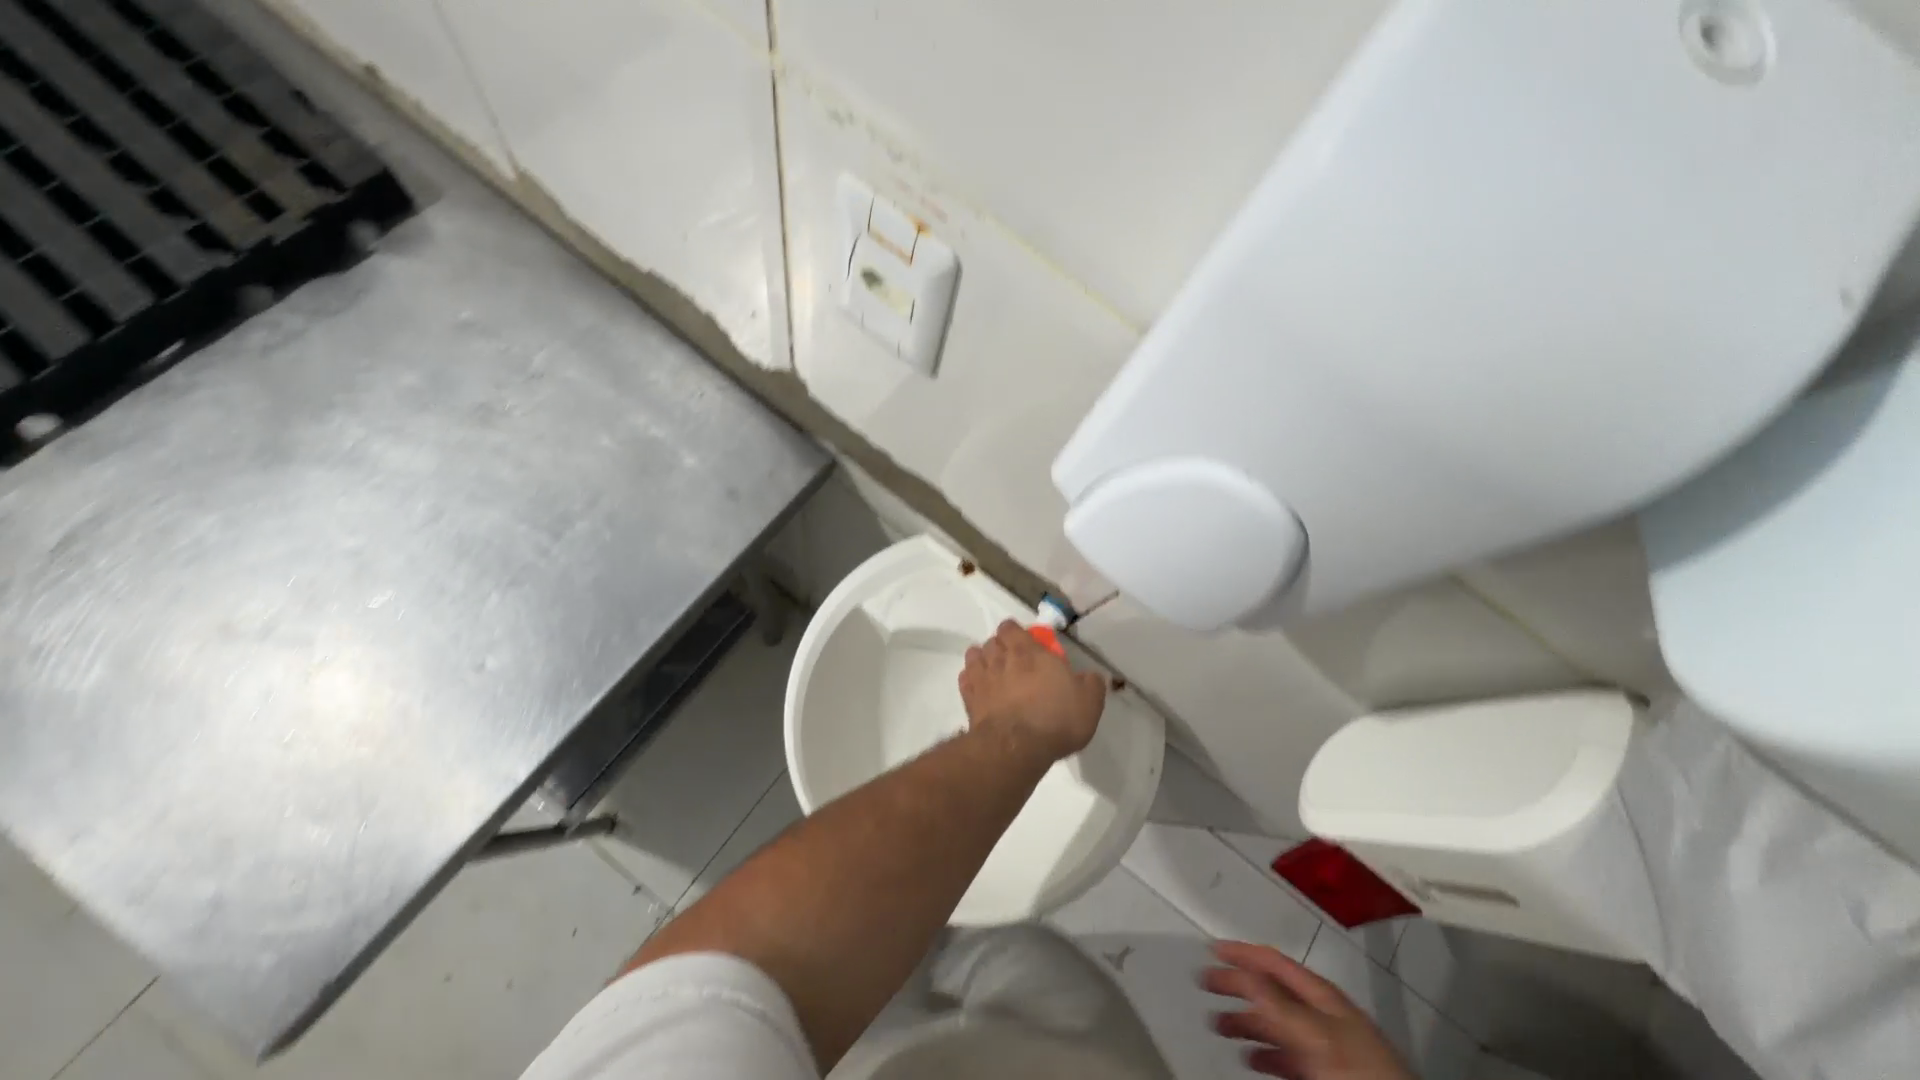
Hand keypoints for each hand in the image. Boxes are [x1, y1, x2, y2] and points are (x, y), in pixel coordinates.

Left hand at [958, 620, 1105, 762]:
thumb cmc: (1056, 718)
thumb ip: (1091, 683)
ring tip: (995, 674)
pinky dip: (971, 681)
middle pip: (992, 641)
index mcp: (1028, 651)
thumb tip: (1090, 676)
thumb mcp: (1089, 701)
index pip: (1011, 627)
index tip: (1027, 645)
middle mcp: (1001, 659)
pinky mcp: (969, 701)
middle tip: (1014, 663)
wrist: (1018, 747)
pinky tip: (982, 691)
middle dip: (1001, 647)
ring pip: (974, 656)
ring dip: (983, 660)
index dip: (1016, 633)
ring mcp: (981, 679)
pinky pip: (965, 680)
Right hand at [1204, 942, 1416, 1079]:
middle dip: (1238, 985)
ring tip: (1217, 1025)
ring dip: (1246, 1021)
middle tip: (1204, 985)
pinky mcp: (1324, 1074)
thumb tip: (1241, 972)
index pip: (1274, 964)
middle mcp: (1319, 1015)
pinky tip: (1250, 1060)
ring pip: (1275, 1025)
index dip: (1242, 953)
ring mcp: (1323, 1046)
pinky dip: (1264, 1053)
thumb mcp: (1316, 1036)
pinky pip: (1286, 1056)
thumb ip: (1279, 1004)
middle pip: (1271, 991)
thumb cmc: (1357, 1072)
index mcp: (1319, 997)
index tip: (1210, 949)